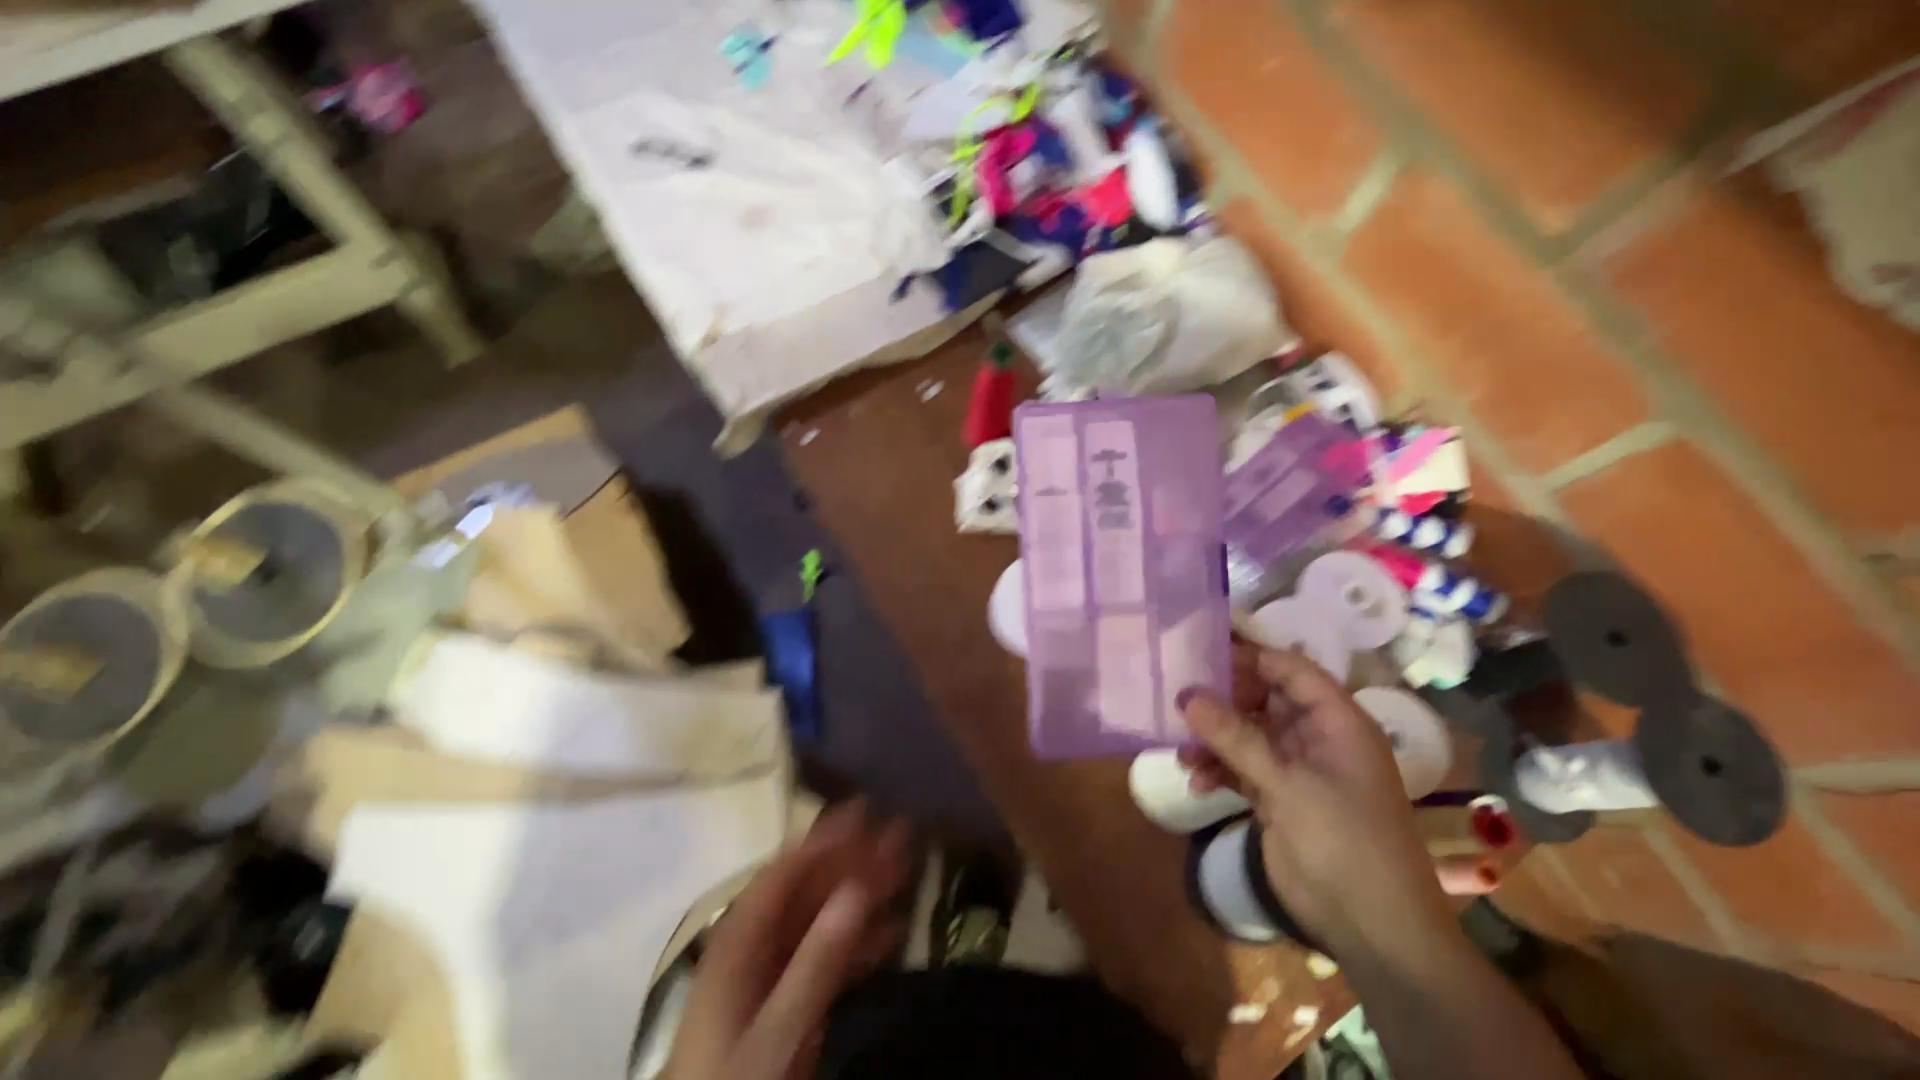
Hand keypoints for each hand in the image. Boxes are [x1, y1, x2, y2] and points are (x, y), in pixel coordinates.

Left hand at [666, 803, 911, 1079]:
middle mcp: (755, 944)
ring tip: (908, 869)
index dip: (826, 838)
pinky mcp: (785, 1001)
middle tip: (901, 833)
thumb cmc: (734, 1078)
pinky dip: (860, 941)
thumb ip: (819, 959)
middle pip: (808, 890)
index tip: (868, 810)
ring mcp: (771, 973)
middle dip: (855, 860)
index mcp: (740, 939)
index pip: (785, 871)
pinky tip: (896, 931)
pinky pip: (826, 956)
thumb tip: (857, 891)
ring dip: (863, 895)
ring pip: (822, 919)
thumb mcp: (779, 1024)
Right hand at [1177, 645, 1452, 954]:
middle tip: (1175, 697)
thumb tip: (1187, 694)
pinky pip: (1242, 769)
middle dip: (1222, 699)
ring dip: (1214, 739)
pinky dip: (1218, 770)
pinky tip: (1194, 781)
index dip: (1248, 656)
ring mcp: (1298, 771)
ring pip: (1247, 736)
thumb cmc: (1344, 841)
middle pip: (1263, 699)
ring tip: (1180, 749)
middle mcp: (1317, 738)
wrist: (1373, 925)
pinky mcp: (1280, 800)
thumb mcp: (1289, 785)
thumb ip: (1236, 738)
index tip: (1197, 649)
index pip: (1290, 670)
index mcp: (1337, 721)